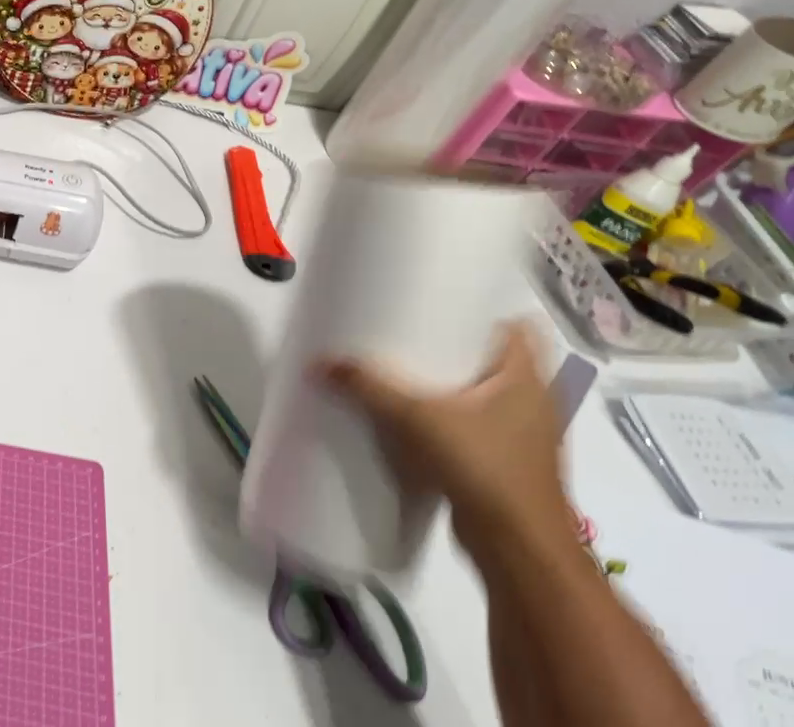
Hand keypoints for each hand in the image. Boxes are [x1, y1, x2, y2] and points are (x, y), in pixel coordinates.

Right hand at [319, 321, 570, 558]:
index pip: (516, 328)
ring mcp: (524, 437)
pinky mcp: (507, 465)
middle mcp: (534, 402)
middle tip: (404, 339)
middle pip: (494, 361)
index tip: (439, 308)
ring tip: (401, 379)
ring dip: (450, 388)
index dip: (482, 314)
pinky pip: (476, 428)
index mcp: (527, 378)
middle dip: (453, 350)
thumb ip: (368, 387)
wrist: (519, 547)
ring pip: (485, 397)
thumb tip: (320, 363)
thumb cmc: (483, 466)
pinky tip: (413, 425)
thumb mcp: (417, 417)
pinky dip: (449, 421)